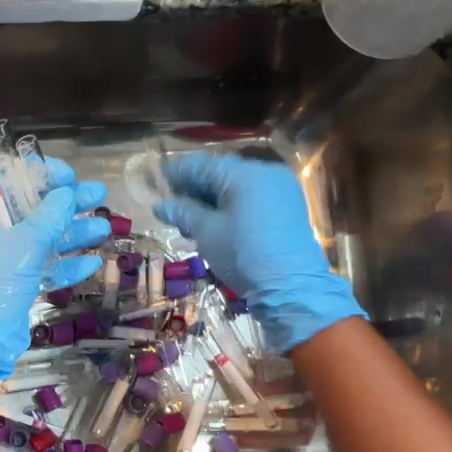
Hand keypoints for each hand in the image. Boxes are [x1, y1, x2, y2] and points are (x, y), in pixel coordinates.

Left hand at [0, 160, 109, 384]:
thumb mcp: (23, 245)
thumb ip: (49, 216)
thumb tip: (67, 194)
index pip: (8, 178)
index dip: (40, 173)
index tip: (71, 176)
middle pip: (31, 208)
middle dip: (66, 202)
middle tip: (99, 195)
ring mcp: (2, 259)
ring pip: (41, 238)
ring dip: (73, 233)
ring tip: (104, 227)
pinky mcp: (14, 284)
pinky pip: (42, 266)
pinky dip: (65, 264)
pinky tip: (92, 264)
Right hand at [153, 153, 365, 352]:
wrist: (291, 287)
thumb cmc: (243, 255)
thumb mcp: (207, 232)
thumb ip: (184, 213)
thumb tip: (161, 205)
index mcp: (245, 173)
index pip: (203, 165)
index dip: (178, 171)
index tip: (159, 176)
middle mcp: (266, 173)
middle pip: (222, 173)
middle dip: (196, 187)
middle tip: (173, 201)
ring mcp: (281, 190)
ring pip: (238, 187)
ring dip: (213, 199)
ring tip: (190, 217)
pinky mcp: (288, 208)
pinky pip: (253, 198)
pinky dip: (232, 206)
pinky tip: (215, 222)